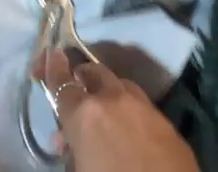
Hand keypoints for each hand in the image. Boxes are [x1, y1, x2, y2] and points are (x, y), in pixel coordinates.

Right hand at [38, 50, 198, 171]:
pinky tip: (132, 132)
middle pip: (93, 72)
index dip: (51, 66)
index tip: (50, 56)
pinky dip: (131, 111)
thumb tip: (67, 143)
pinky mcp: (167, 123)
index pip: (61, 80)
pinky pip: (142, 106)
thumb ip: (71, 150)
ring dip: (108, 93)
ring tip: (105, 112)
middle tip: (76, 91)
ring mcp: (144, 108)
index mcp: (85, 113)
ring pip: (121, 85)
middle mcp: (113, 100)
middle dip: (82, 76)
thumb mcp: (80, 169)